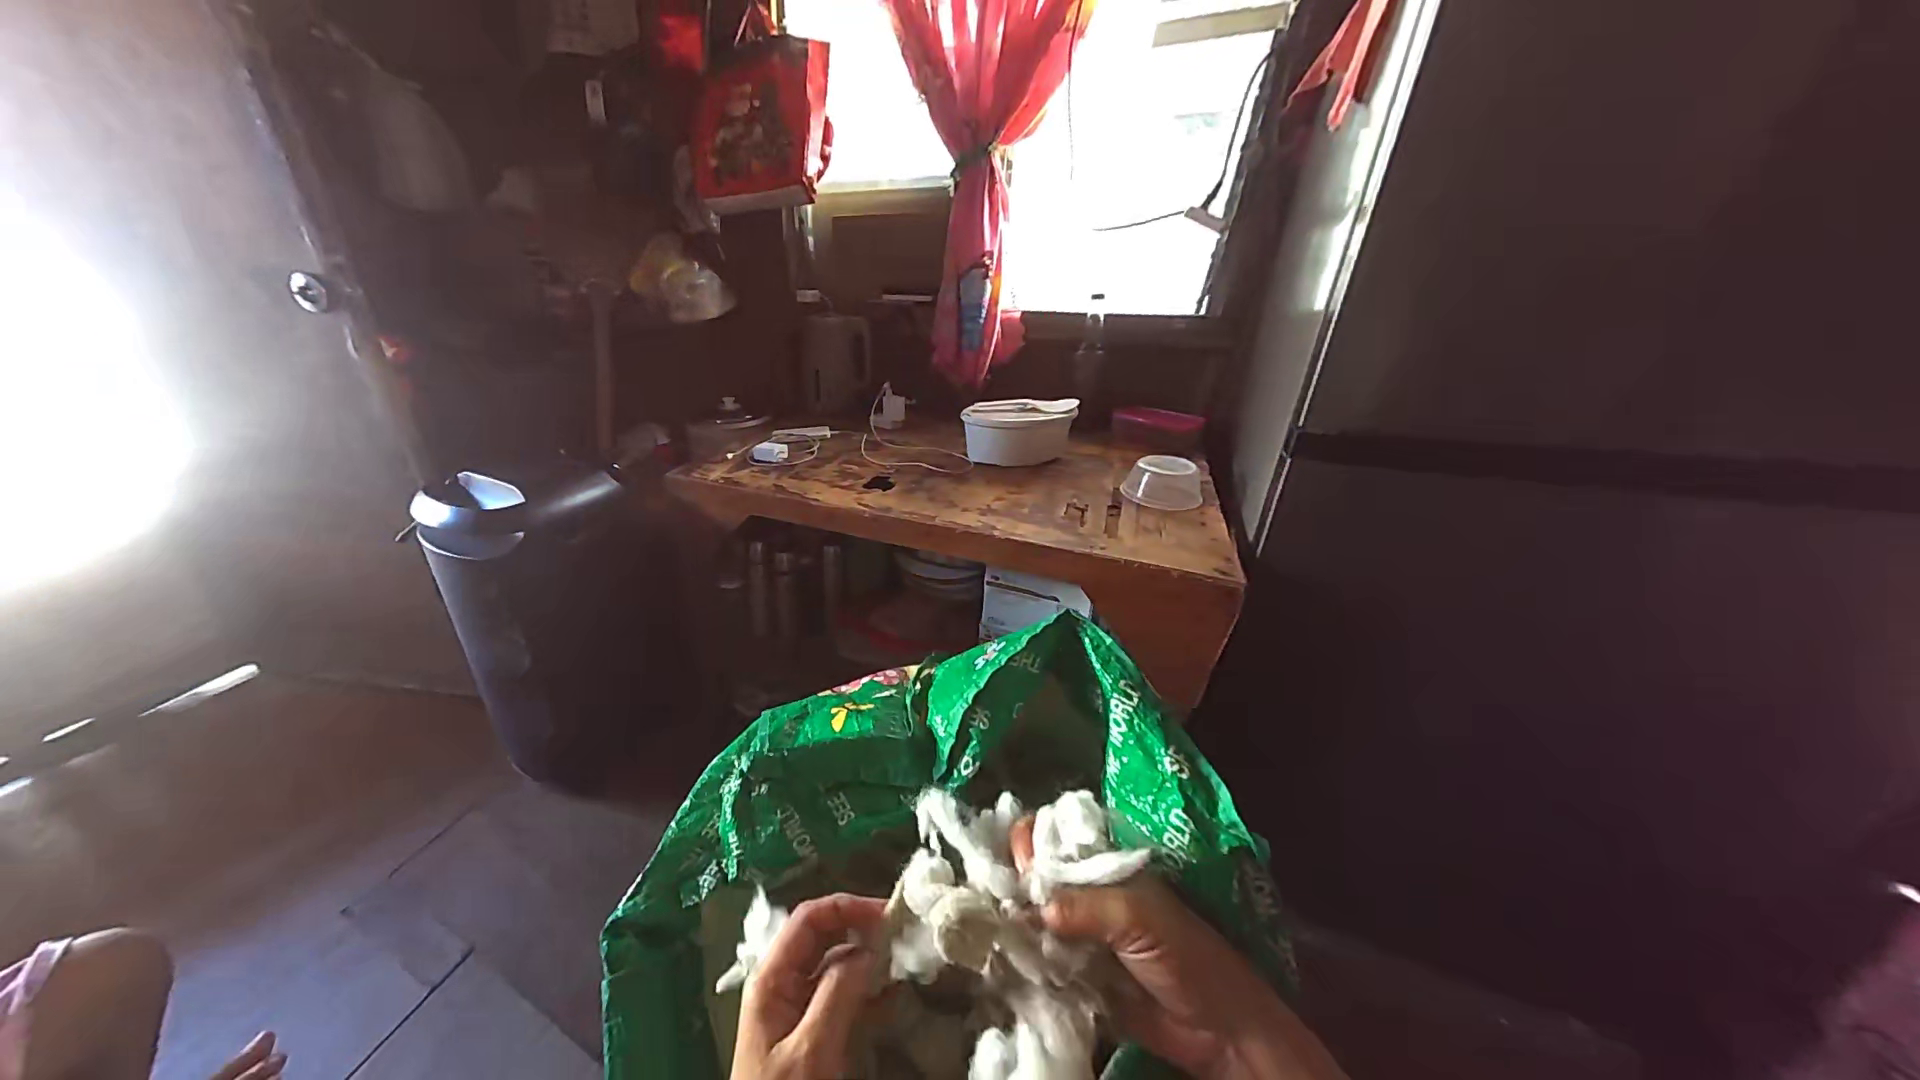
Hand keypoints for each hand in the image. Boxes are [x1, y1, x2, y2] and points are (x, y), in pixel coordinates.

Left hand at [731, 893, 888, 1079]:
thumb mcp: (810, 1051)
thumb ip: (838, 992)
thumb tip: (870, 947)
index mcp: (773, 977)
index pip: (810, 918)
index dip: (848, 907)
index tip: (888, 916)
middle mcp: (784, 981)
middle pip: (824, 934)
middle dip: (862, 928)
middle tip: (900, 936)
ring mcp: (798, 1004)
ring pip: (836, 961)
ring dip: (868, 957)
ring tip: (900, 961)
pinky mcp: (813, 1028)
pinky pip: (842, 993)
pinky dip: (867, 987)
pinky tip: (891, 996)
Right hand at [1010, 819, 1346, 1079]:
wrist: (1217, 1029)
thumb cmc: (1184, 954)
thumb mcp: (1137, 916)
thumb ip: (1085, 906)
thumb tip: (1031, 908)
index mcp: (1103, 864)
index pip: (1054, 836)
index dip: (1030, 841)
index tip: (1017, 863)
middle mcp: (1084, 891)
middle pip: (1035, 875)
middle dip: (1012, 882)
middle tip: (996, 900)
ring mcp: (1077, 933)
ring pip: (1031, 916)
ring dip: (1011, 922)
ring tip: (989, 929)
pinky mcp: (1073, 973)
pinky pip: (1037, 958)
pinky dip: (1019, 957)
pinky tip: (999, 957)